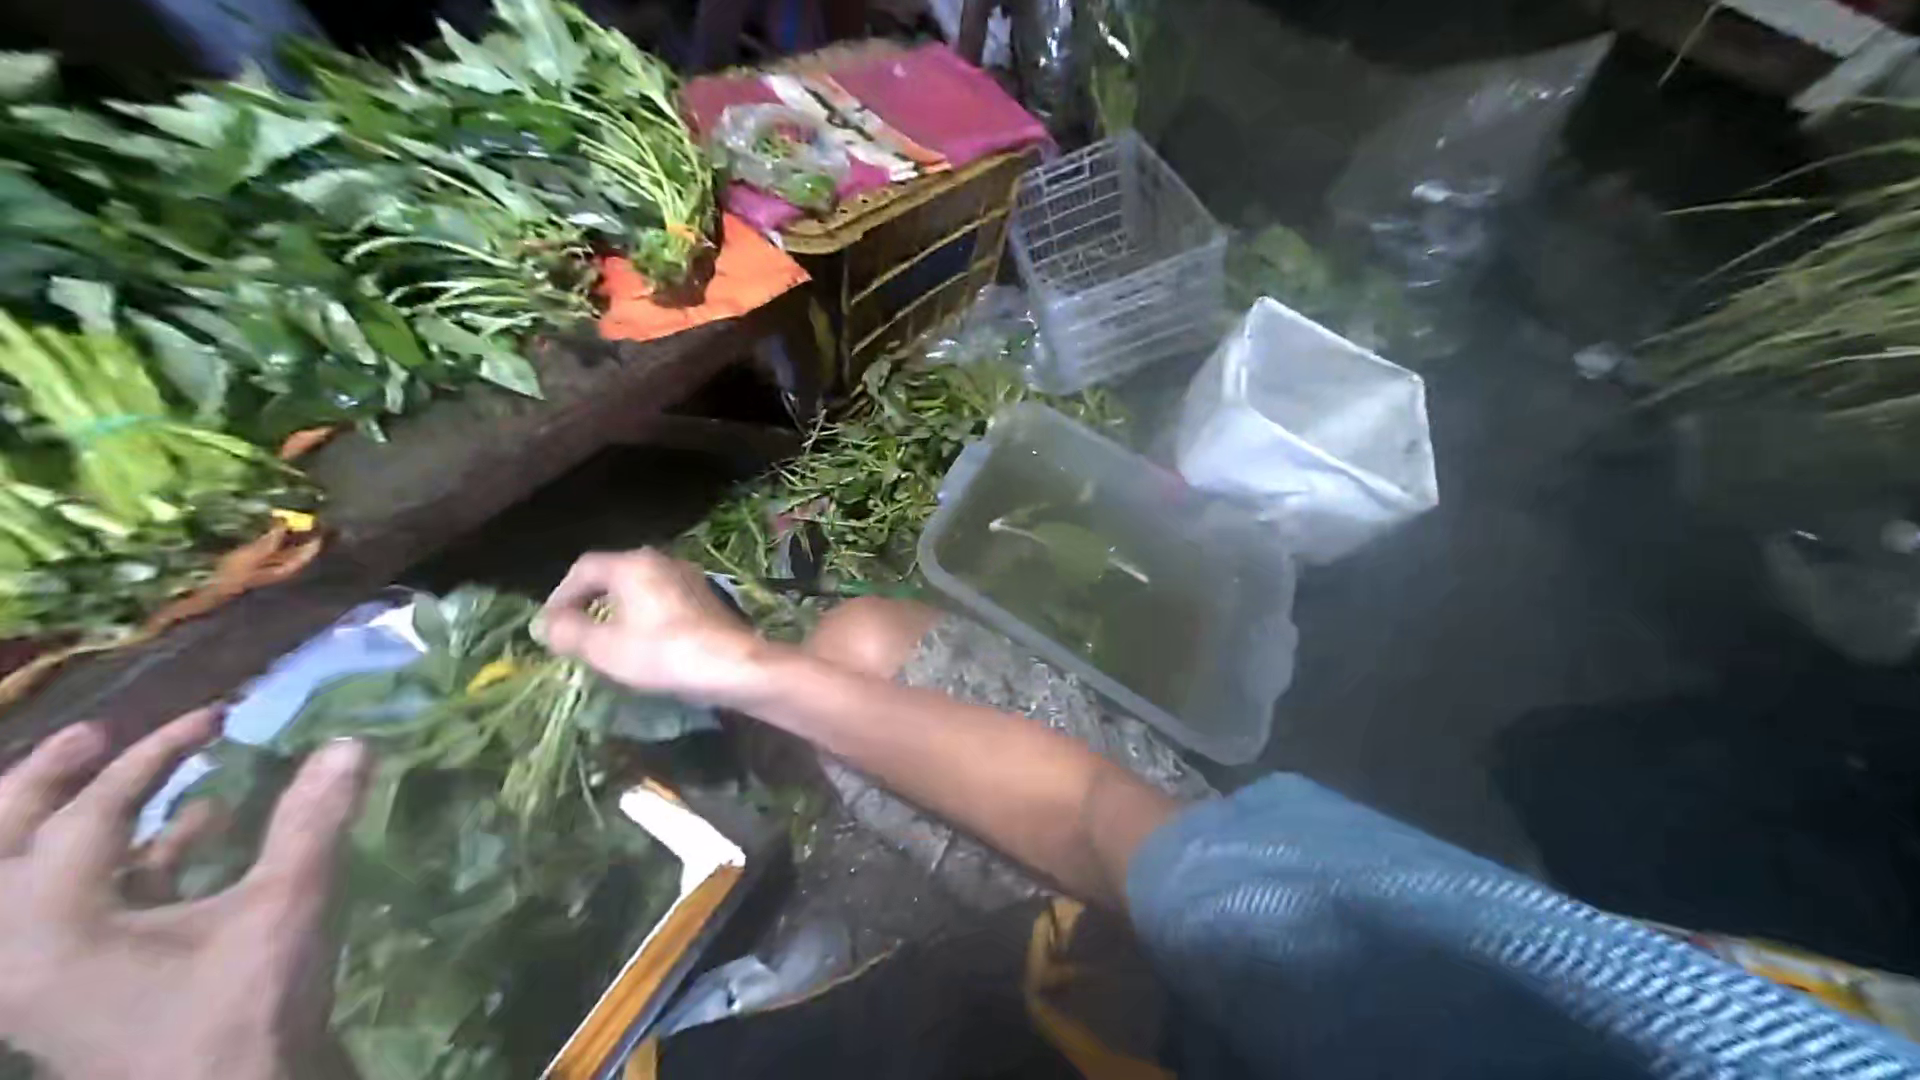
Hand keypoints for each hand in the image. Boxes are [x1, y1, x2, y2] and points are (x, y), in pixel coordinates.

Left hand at [0, 708, 367, 1079]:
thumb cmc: (242, 1005)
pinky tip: (199, 830)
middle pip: (5, 854)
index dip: (149, 758)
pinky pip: (89, 902)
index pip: (83, 820)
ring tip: (130, 775)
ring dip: (80, 822)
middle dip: (44, 786)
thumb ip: (314, 820)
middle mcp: (20, 950)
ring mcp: (48, 972)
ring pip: (36, 881)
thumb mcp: (287, 905)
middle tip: (93, 734)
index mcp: (47, 933)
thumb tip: (349, 743)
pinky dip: (133, 857)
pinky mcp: (90, 981)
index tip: (215, 715)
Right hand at [539, 548, 769, 703]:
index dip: (561, 595)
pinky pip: (664, 597)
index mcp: (634, 564)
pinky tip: (644, 640)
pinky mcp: (707, 597)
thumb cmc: (662, 652)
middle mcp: (664, 560)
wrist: (732, 664)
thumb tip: (547, 623)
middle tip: (574, 630)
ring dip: (618, 607)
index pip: (584, 567)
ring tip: (605, 637)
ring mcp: (690, 577)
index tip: (551, 624)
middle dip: (589, 600)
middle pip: (614, 573)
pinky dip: (645, 613)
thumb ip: (568, 631)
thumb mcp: (603, 647)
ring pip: (641, 586)